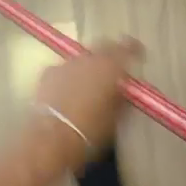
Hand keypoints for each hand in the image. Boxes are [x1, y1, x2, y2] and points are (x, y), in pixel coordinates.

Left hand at [31, 37, 143, 162]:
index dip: (133, 50)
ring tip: (88, 85)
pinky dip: (68, 77)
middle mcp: (89, 58)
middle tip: (113, 71)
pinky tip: (66, 92)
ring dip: (87, 68)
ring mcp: (66, 63)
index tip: (138, 53)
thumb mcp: (115, 118)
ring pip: (82, 59)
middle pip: (102, 48)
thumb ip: (121, 98)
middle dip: (109, 57)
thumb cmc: (90, 131)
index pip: (126, 48)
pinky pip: (64, 70)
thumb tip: (122, 91)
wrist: (51, 137)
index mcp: (111, 67)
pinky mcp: (47, 73)